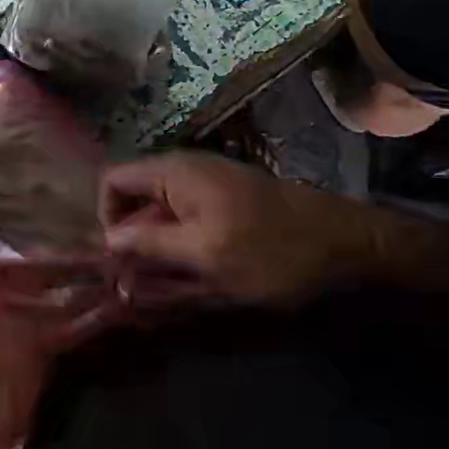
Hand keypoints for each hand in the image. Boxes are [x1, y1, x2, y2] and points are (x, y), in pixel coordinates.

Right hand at [99, 152, 432, 305]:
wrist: (343, 242)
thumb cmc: (270, 249)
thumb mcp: (205, 254)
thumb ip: (150, 245)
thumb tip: (105, 242)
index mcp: (172, 172)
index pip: (112, 180)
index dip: (106, 218)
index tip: (122, 258)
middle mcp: (183, 167)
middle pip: (134, 195)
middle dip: (132, 236)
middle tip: (143, 280)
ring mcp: (206, 179)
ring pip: (159, 209)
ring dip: (157, 243)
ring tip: (172, 281)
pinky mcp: (225, 195)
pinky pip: (185, 214)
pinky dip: (181, 240)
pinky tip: (199, 269)